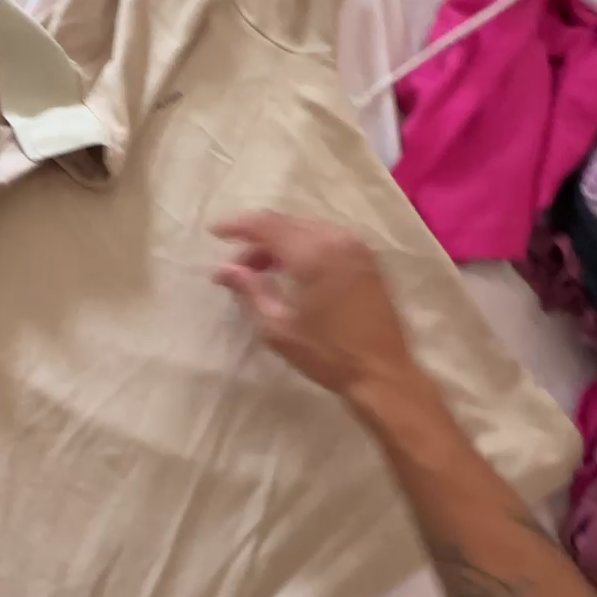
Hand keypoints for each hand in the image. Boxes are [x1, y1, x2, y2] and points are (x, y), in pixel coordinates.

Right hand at [211, 211, 421, 399]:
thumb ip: (250, 292)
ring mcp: (357, 247)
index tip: (214, 233)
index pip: (268, 225)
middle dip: (257, 240)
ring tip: (261, 272)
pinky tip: (292, 273)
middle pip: (287, 224)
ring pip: (307, 229)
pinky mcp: (368, 260)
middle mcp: (337, 240)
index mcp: (313, 255)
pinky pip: (327, 239)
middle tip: (236, 268)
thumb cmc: (326, 355)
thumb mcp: (278, 329)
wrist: (381, 372)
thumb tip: (224, 270)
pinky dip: (303, 248)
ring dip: (280, 244)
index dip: (238, 226)